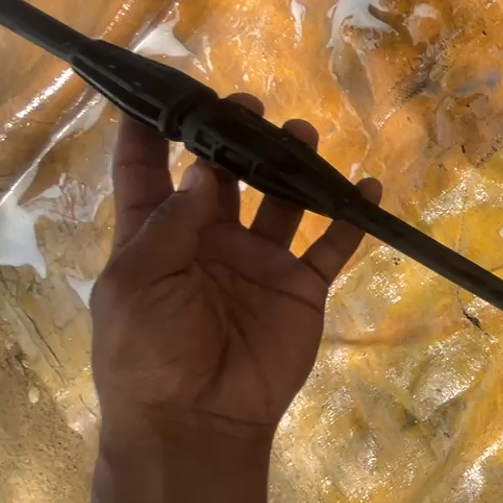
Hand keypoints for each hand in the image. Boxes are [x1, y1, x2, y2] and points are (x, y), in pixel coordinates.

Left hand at [91, 98, 379, 437]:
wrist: (201, 412)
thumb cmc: (149, 349)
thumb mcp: (137, 282)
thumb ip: (174, 226)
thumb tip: (205, 170)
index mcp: (157, 235)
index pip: (147, 172)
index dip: (147, 132)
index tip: (159, 90)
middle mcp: (211, 239)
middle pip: (226, 177)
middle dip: (236, 140)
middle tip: (252, 107)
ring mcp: (263, 262)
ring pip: (283, 202)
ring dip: (293, 169)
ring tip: (305, 136)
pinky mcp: (305, 286)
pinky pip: (333, 245)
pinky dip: (351, 220)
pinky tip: (365, 191)